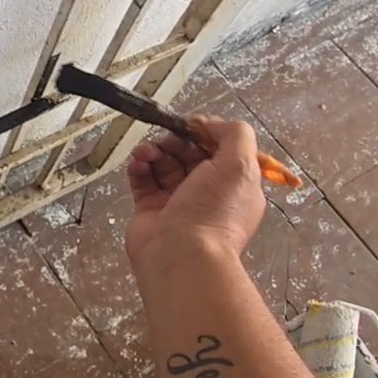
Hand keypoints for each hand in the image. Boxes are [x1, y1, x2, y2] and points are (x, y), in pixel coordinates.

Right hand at [125, 116, 265, 262]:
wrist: (180, 253)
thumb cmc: (213, 210)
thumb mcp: (240, 165)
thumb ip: (235, 135)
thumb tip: (210, 123)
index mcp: (233, 183)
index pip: (219, 149)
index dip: (204, 134)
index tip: (191, 126)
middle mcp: (207, 192)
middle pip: (189, 154)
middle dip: (176, 141)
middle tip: (166, 140)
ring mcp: (177, 201)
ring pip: (164, 164)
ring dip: (154, 151)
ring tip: (145, 153)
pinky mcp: (150, 209)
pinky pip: (143, 180)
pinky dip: (139, 167)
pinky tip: (137, 164)